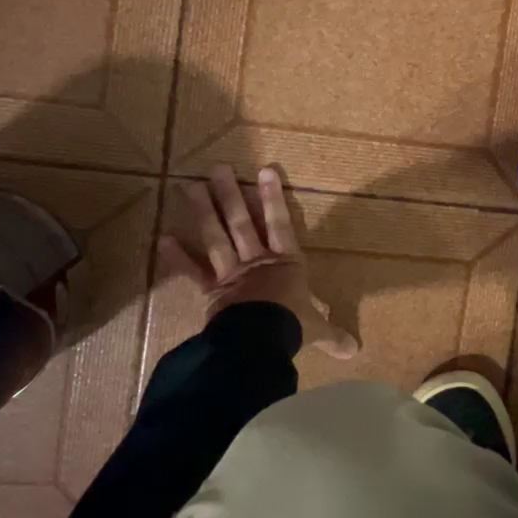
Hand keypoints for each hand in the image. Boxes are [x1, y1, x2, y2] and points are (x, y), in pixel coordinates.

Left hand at [158, 165, 357, 358]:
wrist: (258, 342)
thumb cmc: (291, 326)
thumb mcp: (316, 330)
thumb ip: (333, 336)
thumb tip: (355, 349)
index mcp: (286, 263)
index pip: (280, 223)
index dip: (273, 198)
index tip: (265, 170)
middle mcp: (256, 261)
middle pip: (241, 222)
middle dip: (229, 194)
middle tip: (216, 168)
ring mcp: (231, 273)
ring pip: (216, 236)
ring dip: (202, 211)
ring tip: (188, 186)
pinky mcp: (211, 291)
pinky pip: (192, 272)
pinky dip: (178, 257)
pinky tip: (163, 238)